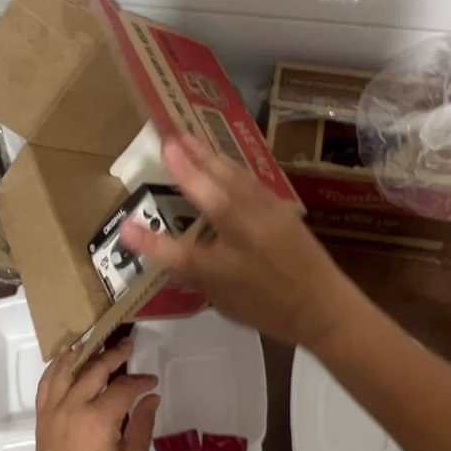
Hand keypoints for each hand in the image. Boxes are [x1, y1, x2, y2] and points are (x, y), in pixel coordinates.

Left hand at [26, 339, 158, 450]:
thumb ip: (142, 425)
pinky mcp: (42, 418)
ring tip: (98, 344)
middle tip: (129, 345)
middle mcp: (73, 407)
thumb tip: (151, 398)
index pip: (124, 388)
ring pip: (67, 370)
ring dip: (84, 354)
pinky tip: (67, 360)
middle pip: (95, 369)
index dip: (140, 381)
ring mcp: (53, 411)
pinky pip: (46, 384)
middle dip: (115, 355)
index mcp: (98, 419)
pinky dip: (56, 367)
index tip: (152, 382)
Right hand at [120, 136, 363, 349]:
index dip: (150, 243)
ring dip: (209, 157)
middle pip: (212, 198)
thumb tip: (176, 256)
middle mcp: (244, 240)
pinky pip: (251, 182)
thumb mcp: (226, 303)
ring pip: (234, 181)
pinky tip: (220, 158)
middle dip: (188, 168)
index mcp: (224, 271)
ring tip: (187, 138)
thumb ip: (199, 276)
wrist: (325, 307)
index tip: (125, 228)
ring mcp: (266, 220)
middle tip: (167, 142)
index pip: (178, 256)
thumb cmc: (270, 312)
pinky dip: (232, 167)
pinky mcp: (281, 210)